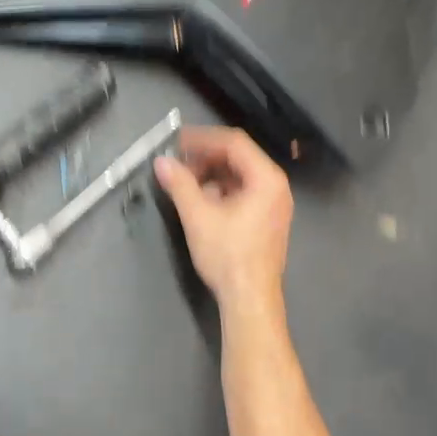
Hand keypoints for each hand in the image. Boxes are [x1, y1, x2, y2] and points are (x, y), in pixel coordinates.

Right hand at [153, 127, 293, 307]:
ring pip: (239, 177)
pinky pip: (243, 194)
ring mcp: (273, 204)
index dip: (202, 139)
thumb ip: (179, 185)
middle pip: (238, 158)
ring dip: (210, 176)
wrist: (250, 297)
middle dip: (205, 159)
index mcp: (266, 179)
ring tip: (185, 187)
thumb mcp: (198, 217)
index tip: (176, 142)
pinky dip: (220, 192)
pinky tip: (200, 205)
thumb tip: (161, 162)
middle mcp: (275, 186)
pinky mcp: (266, 221)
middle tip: (177, 168)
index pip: (234, 143)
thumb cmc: (227, 255)